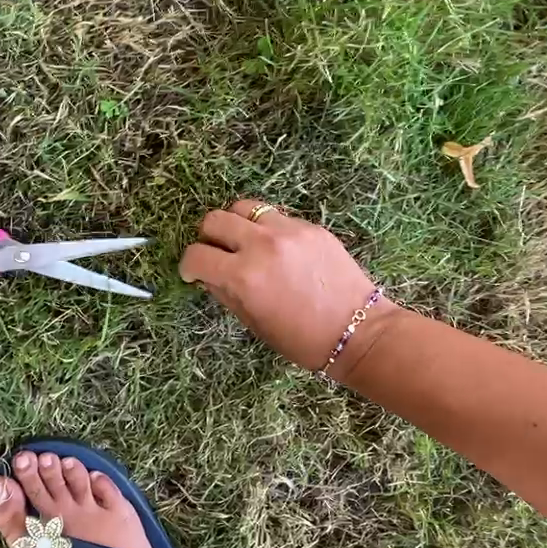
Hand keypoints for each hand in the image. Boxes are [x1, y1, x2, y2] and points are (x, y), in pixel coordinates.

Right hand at [179, 200, 392, 373]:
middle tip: (216, 255)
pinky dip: (266, 229)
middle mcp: (261, 245)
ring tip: (243, 244)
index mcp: (243, 277)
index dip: (188, 266)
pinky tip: (276, 250)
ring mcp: (288, 231)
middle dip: (207, 238)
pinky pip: (275, 216)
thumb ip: (225, 293)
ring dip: (235, 225)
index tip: (193, 273)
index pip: (197, 255)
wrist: (357, 330)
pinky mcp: (310, 227)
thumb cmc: (301, 339)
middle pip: (214, 220)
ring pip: (243, 208)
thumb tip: (209, 275)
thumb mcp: (253, 322)